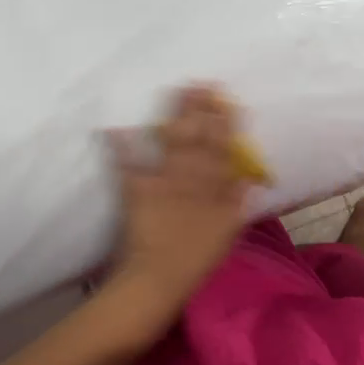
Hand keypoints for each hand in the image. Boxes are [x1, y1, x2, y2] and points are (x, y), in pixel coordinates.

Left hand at [111, 84, 252, 302]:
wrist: (159, 280)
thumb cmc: (196, 261)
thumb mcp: (228, 233)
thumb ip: (237, 203)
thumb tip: (248, 179)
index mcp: (215, 190)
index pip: (223, 151)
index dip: (225, 125)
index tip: (227, 102)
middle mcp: (193, 179)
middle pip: (199, 139)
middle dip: (202, 110)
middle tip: (203, 84)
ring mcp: (165, 182)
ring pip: (174, 142)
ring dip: (177, 115)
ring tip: (180, 90)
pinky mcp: (138, 190)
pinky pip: (128, 165)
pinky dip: (121, 148)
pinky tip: (115, 128)